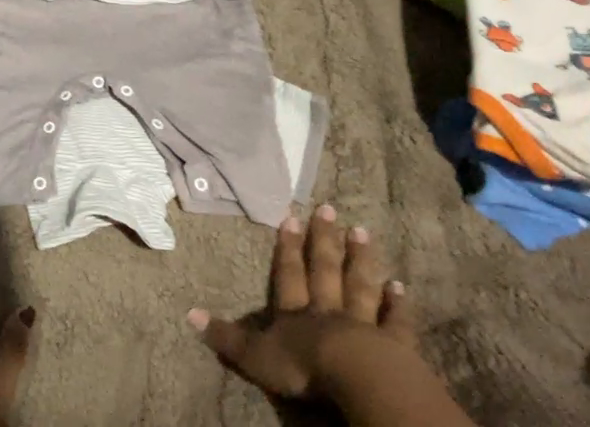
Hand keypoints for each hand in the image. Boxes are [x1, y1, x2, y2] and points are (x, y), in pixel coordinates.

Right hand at [189, 203, 415, 399]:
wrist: (355, 379)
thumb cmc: (301, 366)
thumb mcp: (254, 355)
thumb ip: (226, 336)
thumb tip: (189, 313)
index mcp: (295, 313)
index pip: (288, 275)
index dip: (287, 248)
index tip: (291, 216)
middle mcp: (327, 310)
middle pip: (324, 270)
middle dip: (324, 241)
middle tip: (329, 209)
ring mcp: (363, 324)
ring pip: (360, 286)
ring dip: (360, 260)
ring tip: (362, 231)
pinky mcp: (395, 344)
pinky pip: (396, 320)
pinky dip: (398, 304)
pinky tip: (401, 286)